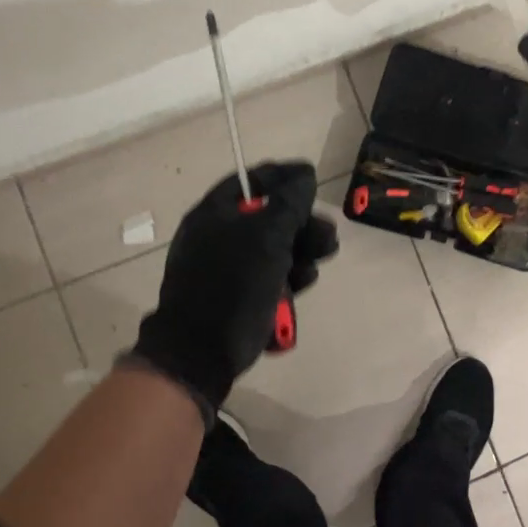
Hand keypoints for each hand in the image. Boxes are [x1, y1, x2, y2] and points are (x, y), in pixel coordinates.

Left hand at [124, 162, 338, 421]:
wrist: (200, 351)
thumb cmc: (232, 284)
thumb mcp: (267, 236)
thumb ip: (290, 203)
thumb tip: (303, 175)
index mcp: (215, 213)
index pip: (251, 180)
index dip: (284, 176)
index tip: (312, 181)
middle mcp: (219, 236)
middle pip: (271, 218)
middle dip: (303, 226)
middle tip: (327, 237)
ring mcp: (226, 268)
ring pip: (276, 250)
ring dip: (301, 254)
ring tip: (317, 264)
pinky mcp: (236, 296)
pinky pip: (270, 278)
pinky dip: (287, 280)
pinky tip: (299, 287)